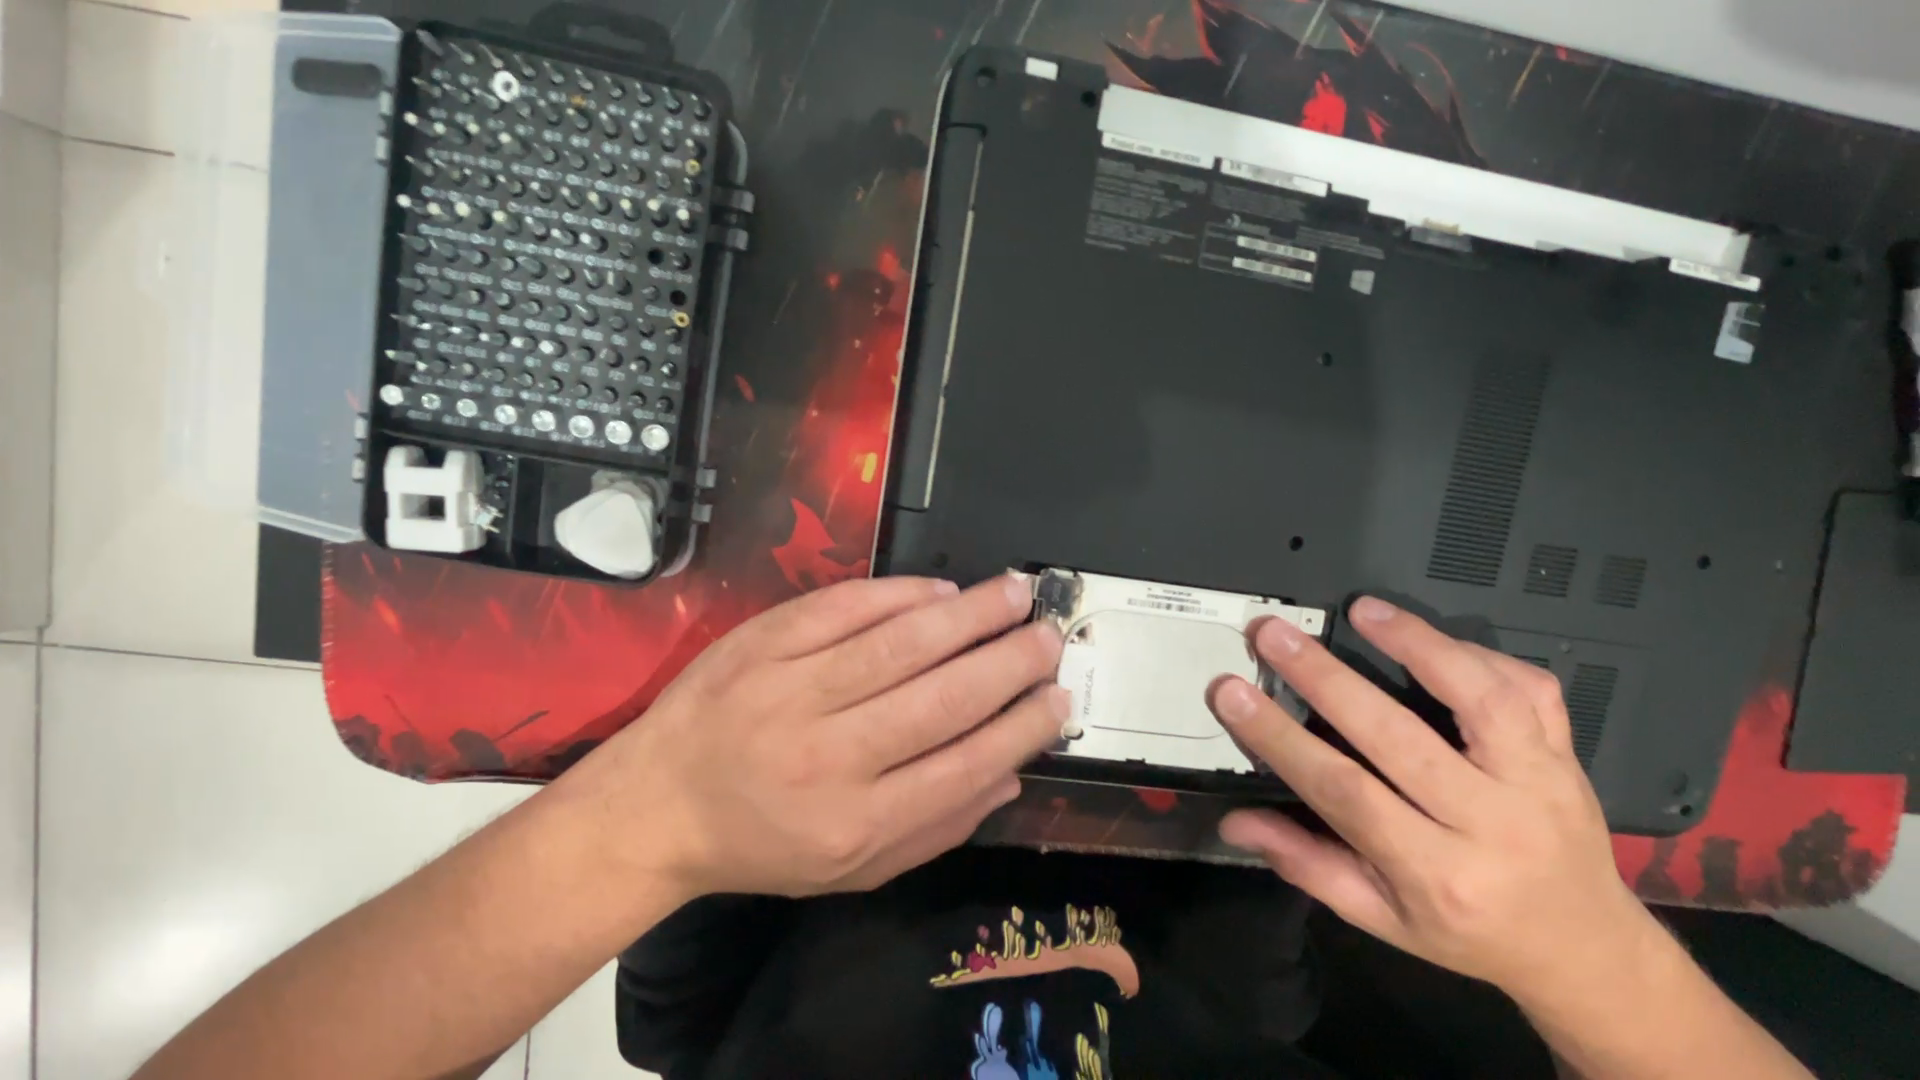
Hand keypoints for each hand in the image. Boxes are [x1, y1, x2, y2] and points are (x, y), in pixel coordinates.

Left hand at [565, 575, 1066, 900]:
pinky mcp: (765, 643)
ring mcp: (793, 691)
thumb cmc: (762, 844)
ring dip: (970, 614)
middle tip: (1050, 637)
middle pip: (944, 698)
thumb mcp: (854, 871)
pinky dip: (902, 594)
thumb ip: (937, 830)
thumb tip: (1010, 776)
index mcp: (858, 821)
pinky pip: (846, 607)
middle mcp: (830, 755)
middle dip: (1011, 662)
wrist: (656, 805)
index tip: (1059, 699)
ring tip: (1015, 594)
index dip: (1022, 727)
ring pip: (903, 643)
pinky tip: (942, 590)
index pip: (965, 765)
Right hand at [1210, 598, 1661, 998]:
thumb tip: (1235, 822)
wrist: (1587, 950)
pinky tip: (1433, 638)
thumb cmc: (1471, 935)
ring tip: (1363, 609)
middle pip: (1398, 736)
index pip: (1343, 792)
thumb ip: (1307, 865)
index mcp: (1436, 872)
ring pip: (1481, 699)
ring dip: (1418, 644)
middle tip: (1274, 635)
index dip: (1280, 739)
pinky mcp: (1567, 755)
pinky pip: (1531, 689)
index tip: (1233, 694)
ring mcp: (1538, 783)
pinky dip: (1482, 654)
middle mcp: (1490, 824)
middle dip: (1326, 678)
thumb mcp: (1381, 918)